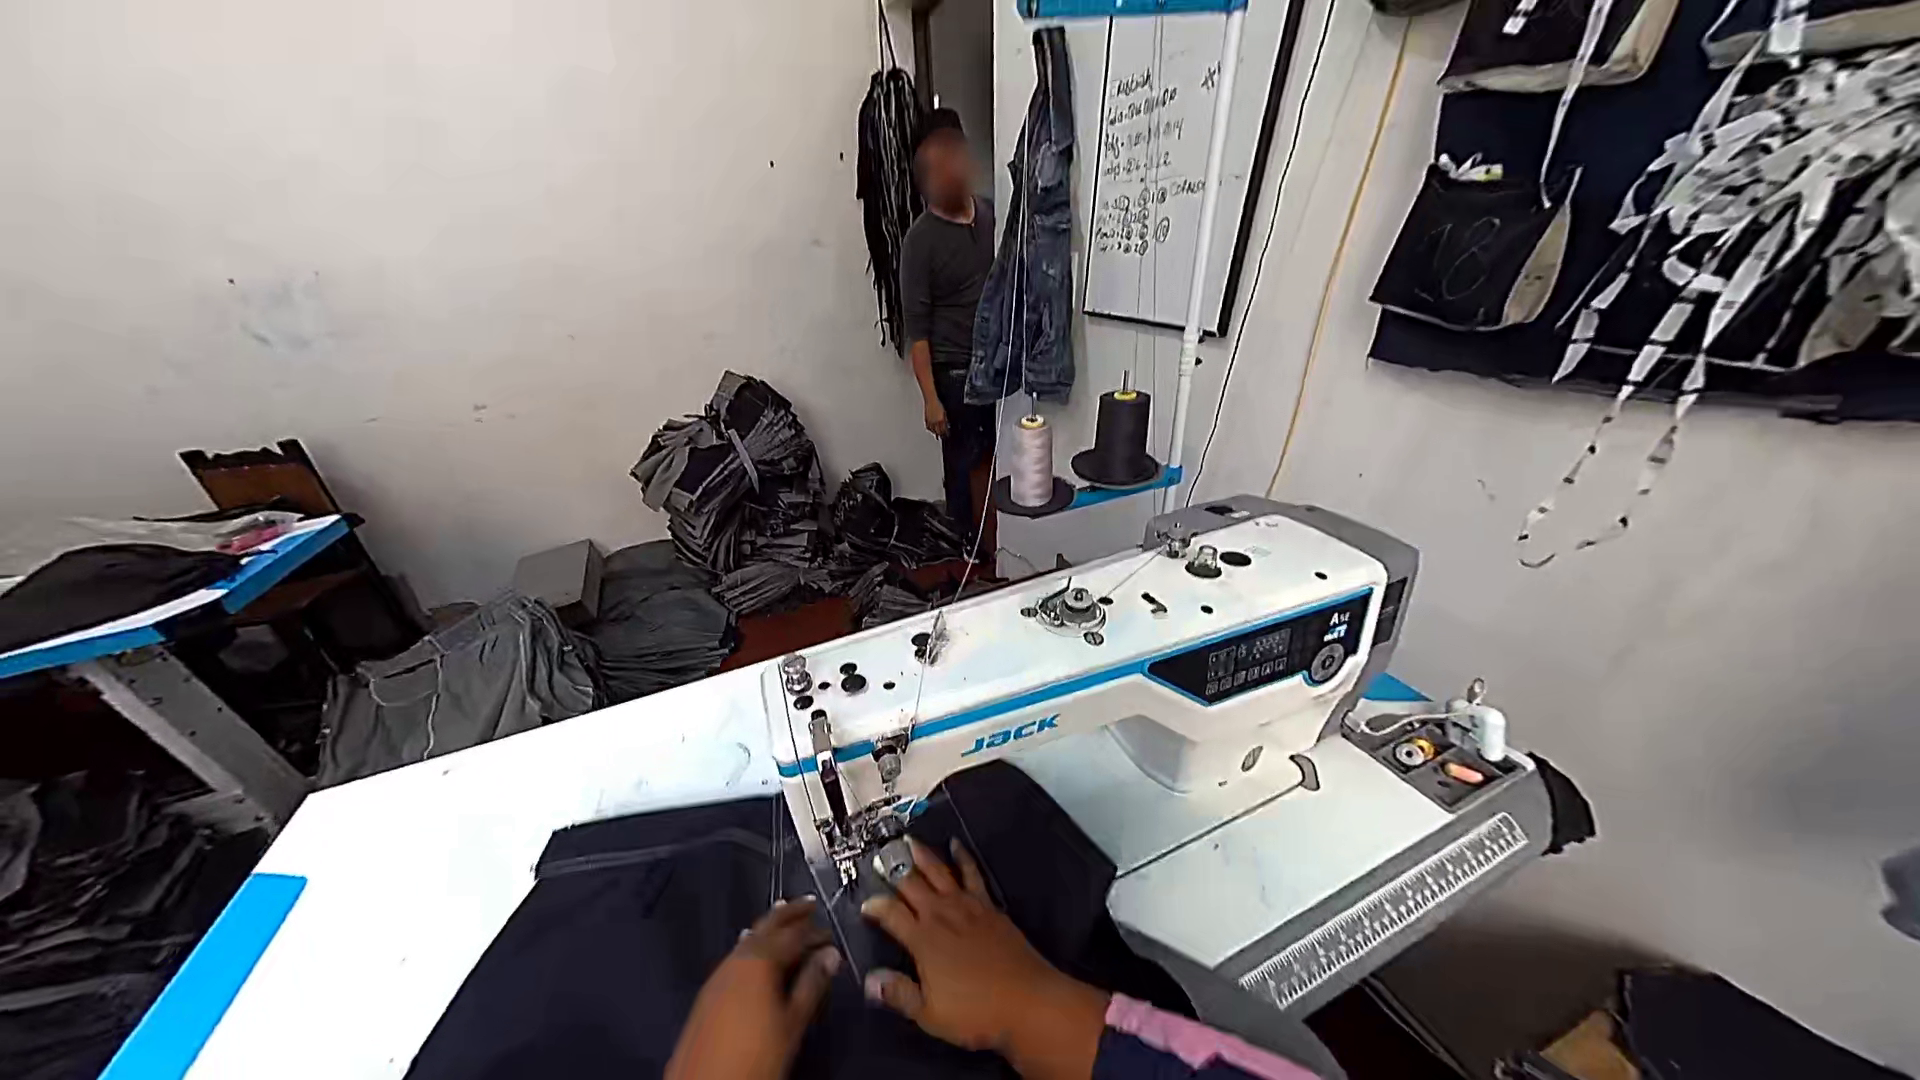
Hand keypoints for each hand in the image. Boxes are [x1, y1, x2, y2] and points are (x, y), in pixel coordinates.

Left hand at [666, 898, 839, 1079]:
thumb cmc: (754, 1061)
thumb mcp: (791, 1024)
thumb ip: (811, 984)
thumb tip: (830, 954)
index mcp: (760, 960)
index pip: (794, 934)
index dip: (815, 932)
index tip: (831, 935)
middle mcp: (737, 959)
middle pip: (768, 925)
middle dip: (790, 913)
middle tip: (810, 904)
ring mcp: (718, 976)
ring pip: (750, 939)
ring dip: (770, 928)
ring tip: (786, 920)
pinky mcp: (707, 995)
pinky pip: (737, 956)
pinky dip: (754, 946)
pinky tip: (757, 954)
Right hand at [861, 838, 1109, 1079]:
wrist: (1025, 999)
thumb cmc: (975, 1012)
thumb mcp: (929, 1013)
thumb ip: (898, 993)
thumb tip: (870, 980)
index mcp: (923, 939)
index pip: (891, 914)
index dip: (875, 907)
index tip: (865, 905)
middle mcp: (941, 914)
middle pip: (911, 884)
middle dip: (893, 869)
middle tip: (879, 855)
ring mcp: (966, 904)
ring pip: (938, 871)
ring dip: (922, 855)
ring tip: (909, 840)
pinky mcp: (987, 903)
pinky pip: (971, 872)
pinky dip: (962, 856)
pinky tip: (956, 844)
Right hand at [924, 398, 949, 437]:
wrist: (931, 400)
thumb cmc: (938, 404)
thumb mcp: (944, 412)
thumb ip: (945, 419)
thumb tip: (947, 424)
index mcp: (941, 420)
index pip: (944, 429)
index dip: (946, 433)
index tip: (947, 435)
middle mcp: (935, 421)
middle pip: (938, 431)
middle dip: (941, 434)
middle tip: (942, 437)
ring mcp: (930, 421)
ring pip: (933, 430)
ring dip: (935, 433)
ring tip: (937, 435)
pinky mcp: (926, 419)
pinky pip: (928, 426)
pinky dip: (930, 429)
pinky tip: (931, 430)